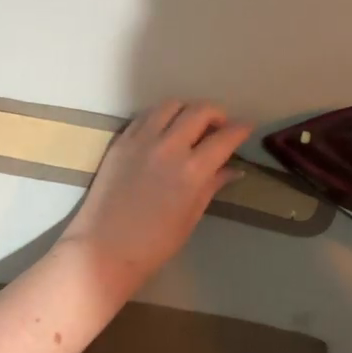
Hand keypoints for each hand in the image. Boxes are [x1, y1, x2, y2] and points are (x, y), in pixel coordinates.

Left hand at [60, 101, 251, 286]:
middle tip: (220, 127)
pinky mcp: (121, 140)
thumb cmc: (154, 242)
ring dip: (187, 110)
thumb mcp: (191, 216)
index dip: (241, 129)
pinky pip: (146, 115)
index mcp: (192, 170)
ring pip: (171, 105)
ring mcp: (142, 140)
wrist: (105, 248)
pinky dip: (161, 116)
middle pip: (200, 111)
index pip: (225, 137)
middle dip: (217, 114)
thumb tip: (233, 170)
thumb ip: (212, 185)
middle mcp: (169, 146)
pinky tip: (164, 131)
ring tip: (191, 125)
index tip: (246, 128)